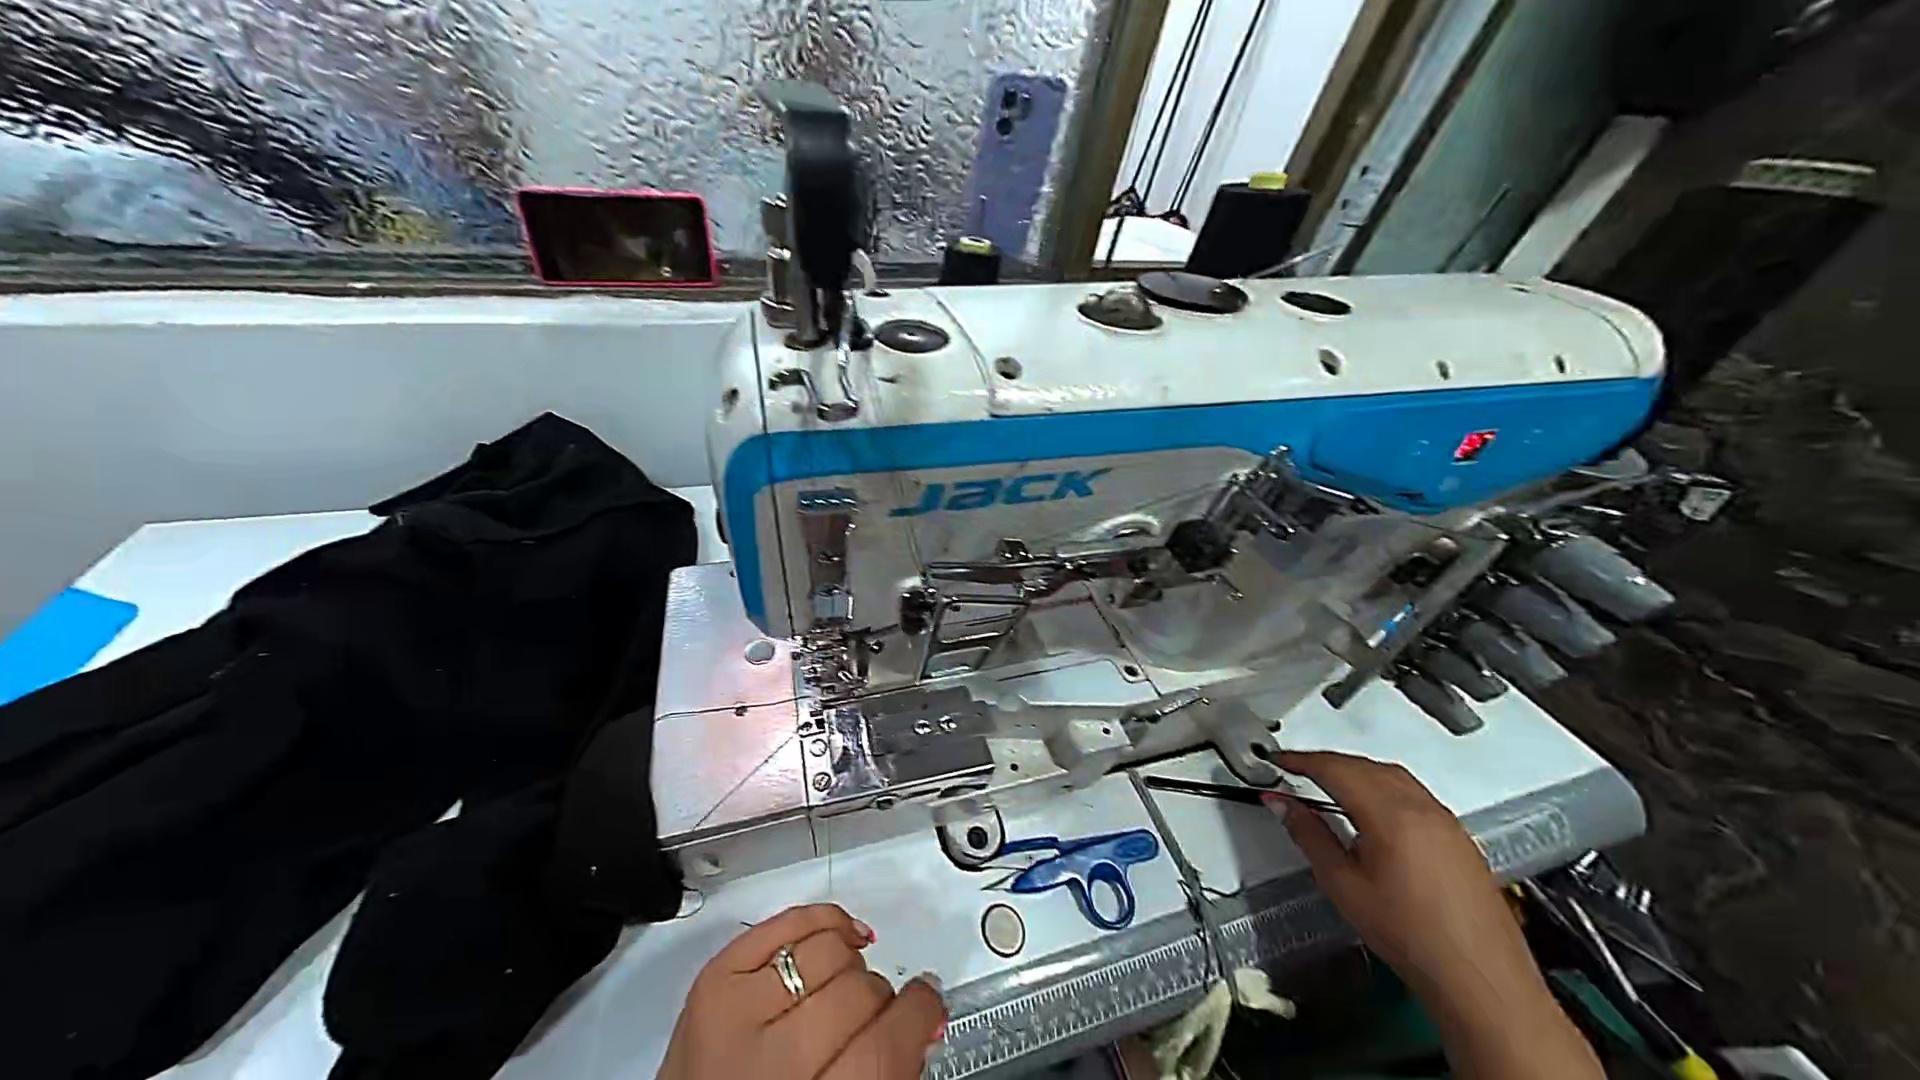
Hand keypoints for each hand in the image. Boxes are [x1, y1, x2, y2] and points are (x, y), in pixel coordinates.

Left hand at [657, 904, 946, 1079]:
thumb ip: (886, 1070)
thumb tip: (923, 1016)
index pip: (882, 1047)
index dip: (917, 1015)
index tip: (926, 1003)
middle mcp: (767, 1064)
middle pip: (857, 994)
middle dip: (880, 994)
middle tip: (877, 1008)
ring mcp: (734, 1015)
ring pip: (827, 950)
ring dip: (850, 958)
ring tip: (846, 981)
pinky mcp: (713, 981)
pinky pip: (785, 923)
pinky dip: (819, 919)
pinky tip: (835, 935)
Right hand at [1267, 751, 1601, 1079]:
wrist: (1479, 978)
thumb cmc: (1410, 935)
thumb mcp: (1342, 884)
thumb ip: (1309, 835)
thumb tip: (1282, 805)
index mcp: (1389, 813)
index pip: (1335, 769)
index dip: (1301, 761)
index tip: (1280, 761)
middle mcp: (1421, 808)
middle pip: (1364, 766)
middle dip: (1326, 763)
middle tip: (1297, 770)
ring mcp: (1444, 820)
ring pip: (1390, 775)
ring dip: (1355, 771)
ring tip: (1328, 784)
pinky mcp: (1458, 835)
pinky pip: (1412, 792)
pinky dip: (1381, 785)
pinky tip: (1370, 807)